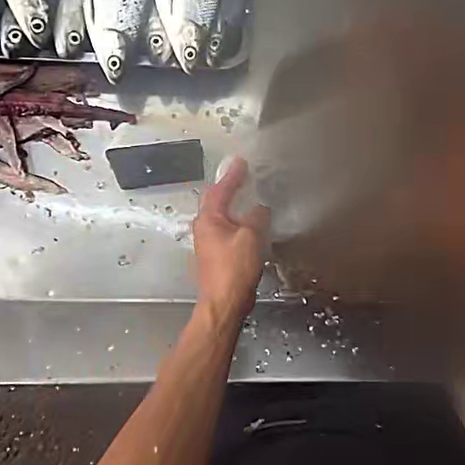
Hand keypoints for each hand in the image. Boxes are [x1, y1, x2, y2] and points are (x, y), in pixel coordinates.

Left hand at [192, 158, 270, 326]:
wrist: (224, 302)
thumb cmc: (234, 270)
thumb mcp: (250, 237)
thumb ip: (256, 217)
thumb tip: (260, 208)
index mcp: (208, 219)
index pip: (220, 190)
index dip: (232, 175)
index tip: (240, 162)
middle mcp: (204, 228)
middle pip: (217, 201)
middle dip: (230, 187)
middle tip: (244, 175)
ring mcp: (209, 242)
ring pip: (222, 216)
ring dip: (235, 205)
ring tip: (249, 195)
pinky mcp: (217, 255)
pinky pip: (228, 230)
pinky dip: (239, 221)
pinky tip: (250, 223)